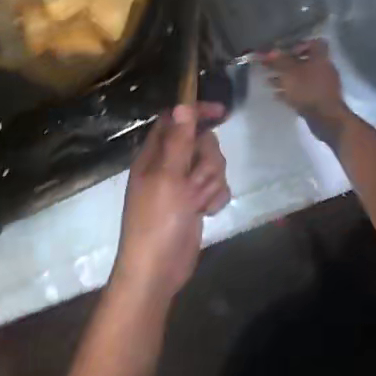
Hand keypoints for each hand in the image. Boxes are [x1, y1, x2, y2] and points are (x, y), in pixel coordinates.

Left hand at [112, 103, 229, 304]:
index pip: (176, 119)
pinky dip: (215, 198)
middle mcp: (168, 166)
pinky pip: (217, 187)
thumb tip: (183, 105)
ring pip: (212, 165)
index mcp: (154, 156)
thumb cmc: (157, 221)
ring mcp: (183, 186)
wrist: (157, 270)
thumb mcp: (168, 178)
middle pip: (201, 142)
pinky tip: (207, 212)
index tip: (222, 113)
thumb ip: (179, 141)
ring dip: (211, 182)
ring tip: (197, 202)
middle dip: (207, 160)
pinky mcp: (196, 203)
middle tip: (195, 181)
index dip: (197, 112)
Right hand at [260, 40, 354, 145]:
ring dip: (286, 78)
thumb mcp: (290, 73)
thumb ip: (280, 61)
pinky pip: (303, 91)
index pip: (315, 43)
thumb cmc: (308, 90)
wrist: (326, 118)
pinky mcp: (319, 99)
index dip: (300, 45)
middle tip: (271, 67)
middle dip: (287, 64)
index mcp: (321, 58)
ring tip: (269, 81)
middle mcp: (324, 68)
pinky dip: (290, 91)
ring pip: (302, 77)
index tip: (286, 51)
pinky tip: (277, 95)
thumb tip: (270, 52)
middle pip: (305, 61)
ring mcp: (323, 85)